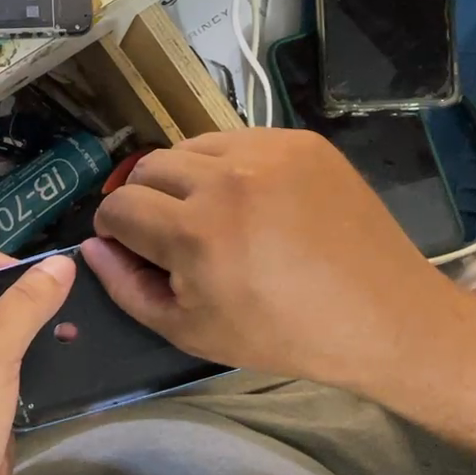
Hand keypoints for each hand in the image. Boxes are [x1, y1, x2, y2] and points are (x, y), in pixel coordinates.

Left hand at [0, 244, 73, 474]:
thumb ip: (28, 300)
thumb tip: (62, 261)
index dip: (9, 262)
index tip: (47, 285)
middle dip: (29, 294)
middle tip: (70, 307)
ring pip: (0, 325)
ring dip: (35, 325)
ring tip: (74, 333)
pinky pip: (5, 358)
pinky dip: (32, 354)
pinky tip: (63, 361)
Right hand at [82, 129, 461, 388]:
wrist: (384, 317)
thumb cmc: (280, 334)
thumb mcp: (189, 331)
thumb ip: (126, 287)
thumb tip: (92, 245)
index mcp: (196, 232)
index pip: (118, 206)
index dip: (115, 231)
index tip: (134, 249)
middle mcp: (226, 179)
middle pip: (145, 168)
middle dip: (144, 201)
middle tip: (172, 235)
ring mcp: (267, 151)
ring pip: (186, 147)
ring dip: (182, 178)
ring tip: (210, 213)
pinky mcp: (299, 140)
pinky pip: (233, 139)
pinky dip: (226, 166)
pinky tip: (250, 200)